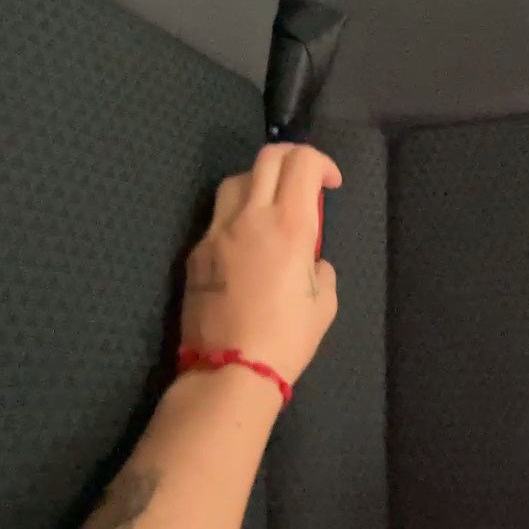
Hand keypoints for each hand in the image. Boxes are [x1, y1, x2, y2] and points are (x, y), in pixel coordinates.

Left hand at [181, 144, 341, 385]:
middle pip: (268, 157)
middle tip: (305, 180)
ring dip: (260, 182)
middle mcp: (251, 217)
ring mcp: (217, 231)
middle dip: (293, 158)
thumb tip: (309, 259)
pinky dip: (238, 217)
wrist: (229, 371)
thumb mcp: (325, 301)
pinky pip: (218, 217)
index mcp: (289, 224)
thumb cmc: (287, 337)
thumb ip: (321, 266)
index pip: (303, 162)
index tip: (331, 184)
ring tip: (272, 207)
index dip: (322, 163)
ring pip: (237, 180)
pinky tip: (247, 244)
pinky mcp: (197, 251)